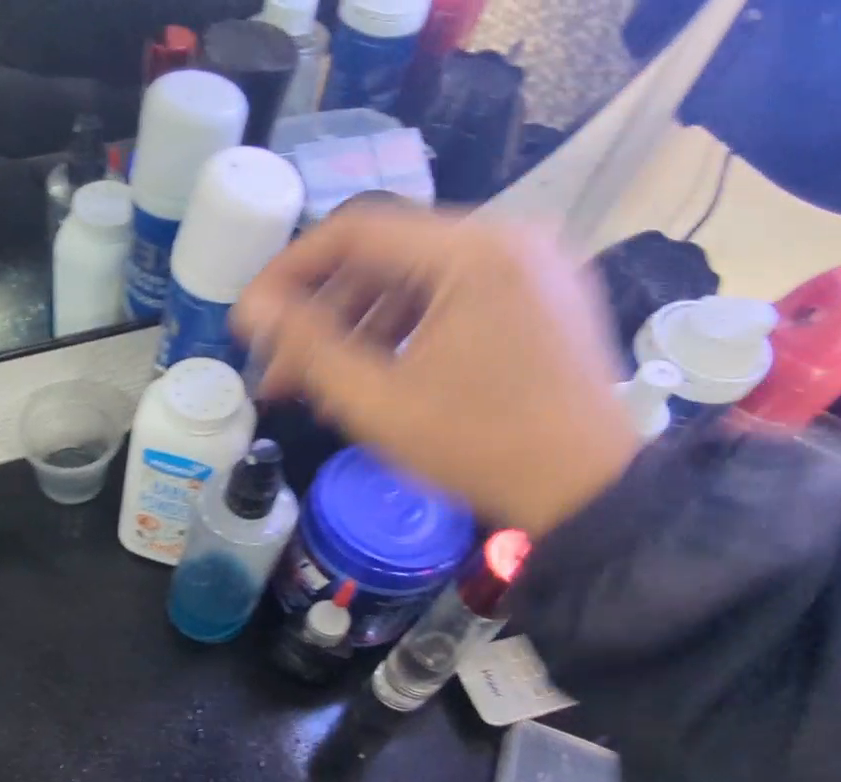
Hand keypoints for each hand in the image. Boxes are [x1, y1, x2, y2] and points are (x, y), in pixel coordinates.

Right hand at [232, 207, 640, 536]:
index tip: (251, 316)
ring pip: (416, 275)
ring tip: (322, 381)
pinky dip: (405, 326)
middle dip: (322, 310)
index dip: (288, 270)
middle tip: (280, 368)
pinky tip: (376, 371)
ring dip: (358, 323)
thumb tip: (252, 310)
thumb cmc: (480, 447)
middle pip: (384, 254)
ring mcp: (533, 263)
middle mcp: (509, 237)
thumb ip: (306, 347)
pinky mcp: (543, 292)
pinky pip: (454, 292)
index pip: (354, 231)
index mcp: (472, 251)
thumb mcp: (376, 402)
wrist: (590, 491)